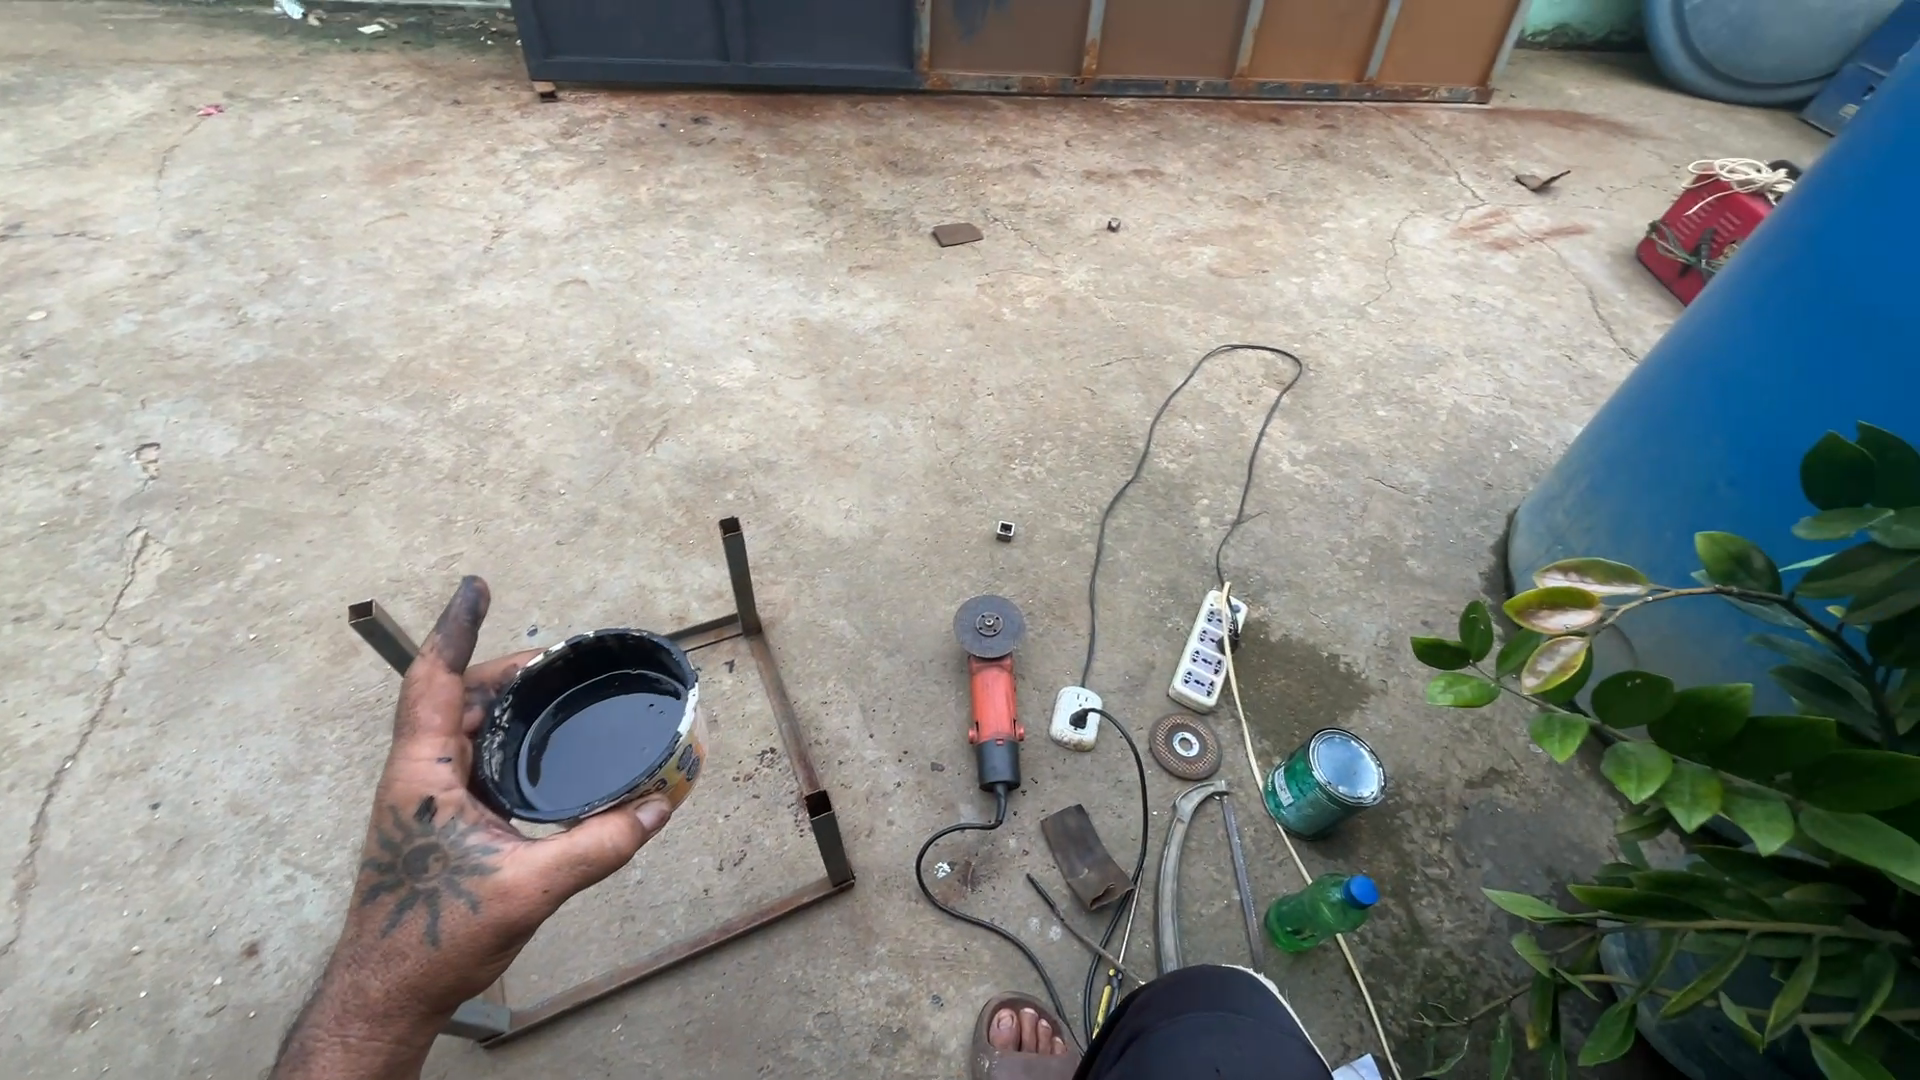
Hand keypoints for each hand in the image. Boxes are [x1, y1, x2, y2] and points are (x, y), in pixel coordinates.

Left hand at [274, 577, 673, 1079]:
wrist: (386, 997)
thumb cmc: (435, 939)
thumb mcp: (530, 888)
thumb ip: (601, 844)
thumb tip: (662, 804)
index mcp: (423, 774)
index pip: (433, 682)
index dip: (455, 630)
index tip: (476, 587)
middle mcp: (421, 774)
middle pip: (454, 695)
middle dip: (503, 666)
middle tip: (560, 660)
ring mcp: (431, 797)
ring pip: (465, 726)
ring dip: (506, 699)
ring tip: (559, 691)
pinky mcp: (447, 818)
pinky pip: (479, 756)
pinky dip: (510, 735)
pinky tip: (547, 750)